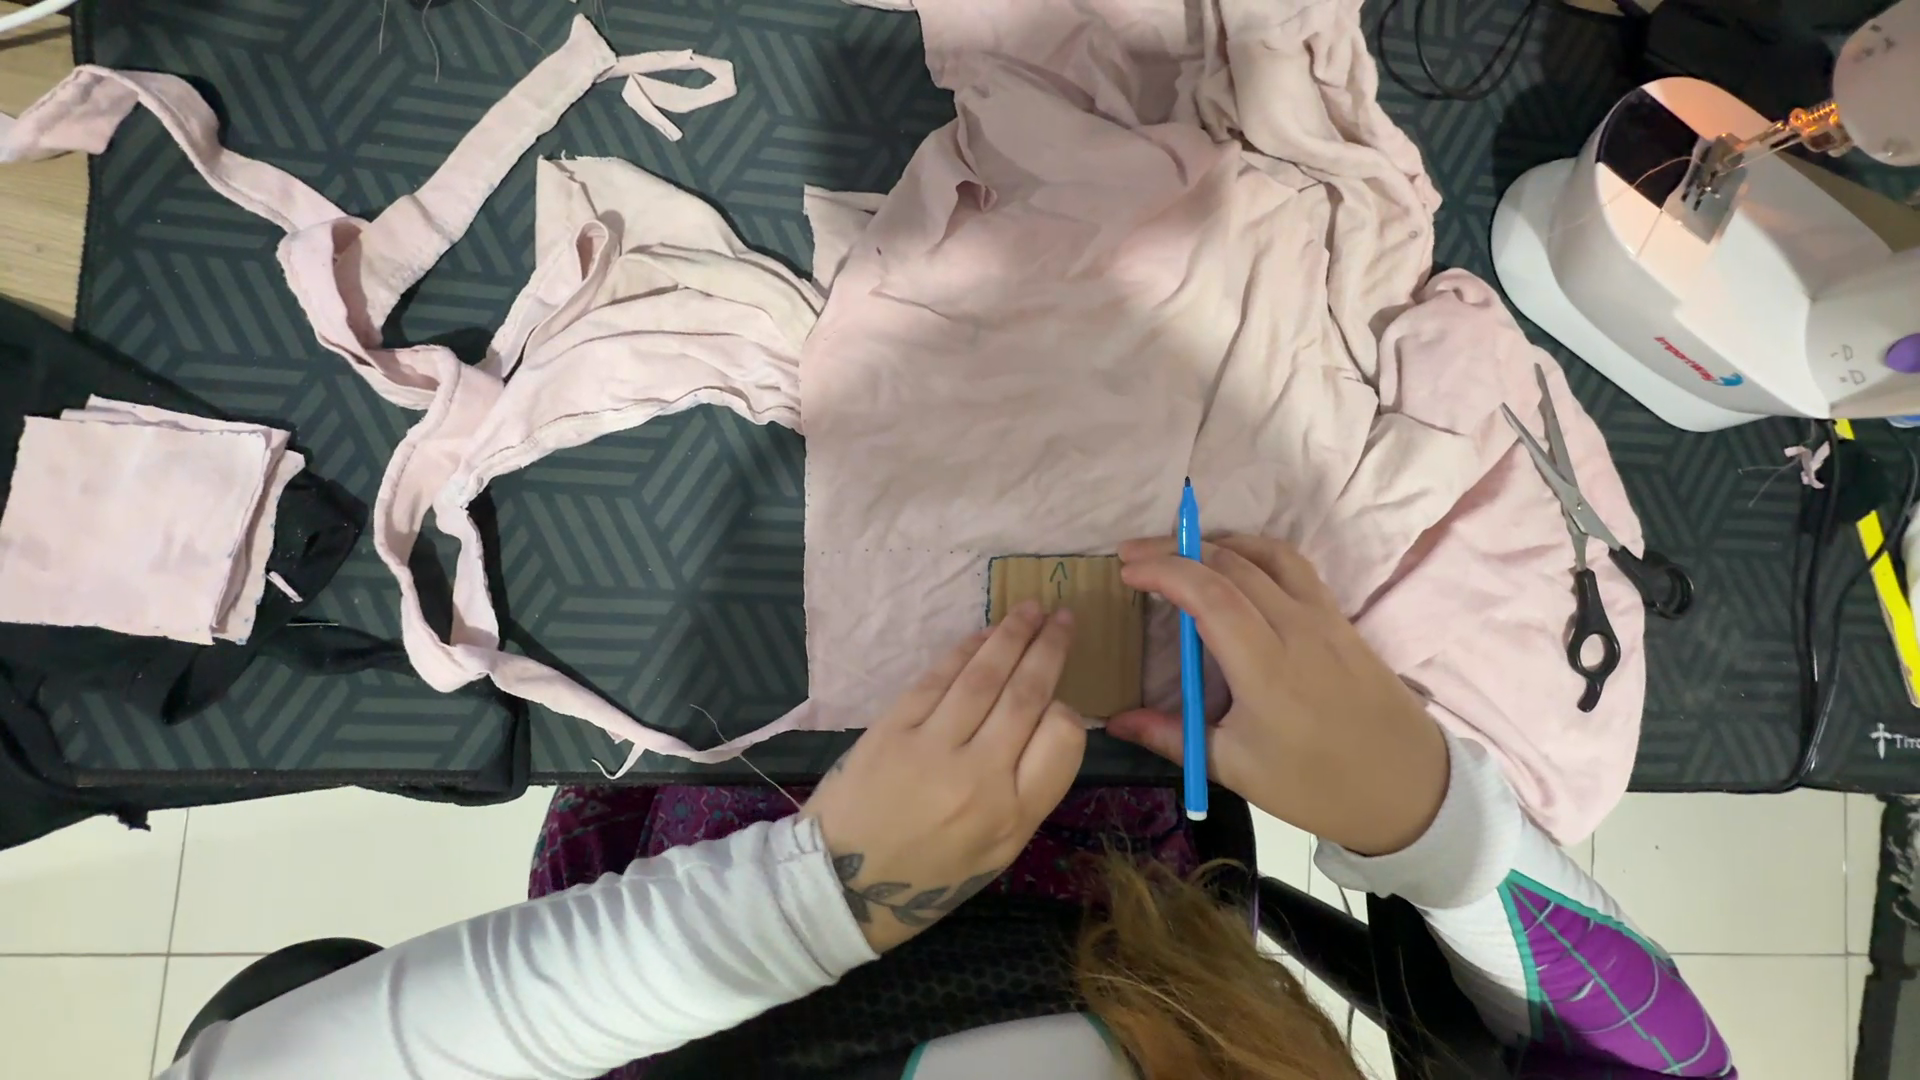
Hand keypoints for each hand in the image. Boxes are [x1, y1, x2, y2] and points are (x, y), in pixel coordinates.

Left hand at [803, 602, 1087, 951]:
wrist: (840, 886)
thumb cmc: (926, 877)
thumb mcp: (995, 853)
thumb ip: (1027, 790)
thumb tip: (1045, 719)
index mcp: (1012, 818)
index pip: (1063, 740)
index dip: (1067, 710)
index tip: (1059, 699)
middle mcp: (978, 778)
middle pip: (1026, 695)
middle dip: (1049, 649)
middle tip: (1065, 617)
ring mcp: (932, 748)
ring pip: (984, 677)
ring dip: (1012, 636)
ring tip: (1032, 609)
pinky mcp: (892, 729)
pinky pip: (938, 678)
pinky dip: (965, 651)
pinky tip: (985, 633)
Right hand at [1108, 534, 1447, 855]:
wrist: (1411, 791)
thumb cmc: (1317, 785)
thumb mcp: (1235, 769)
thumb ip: (1170, 737)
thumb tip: (1113, 721)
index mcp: (1267, 668)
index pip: (1211, 594)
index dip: (1164, 571)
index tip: (1127, 571)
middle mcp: (1296, 628)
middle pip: (1230, 564)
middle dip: (1174, 549)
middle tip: (1132, 555)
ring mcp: (1323, 616)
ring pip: (1264, 553)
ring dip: (1214, 542)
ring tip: (1176, 549)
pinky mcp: (1338, 616)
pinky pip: (1292, 564)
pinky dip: (1253, 549)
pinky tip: (1231, 561)